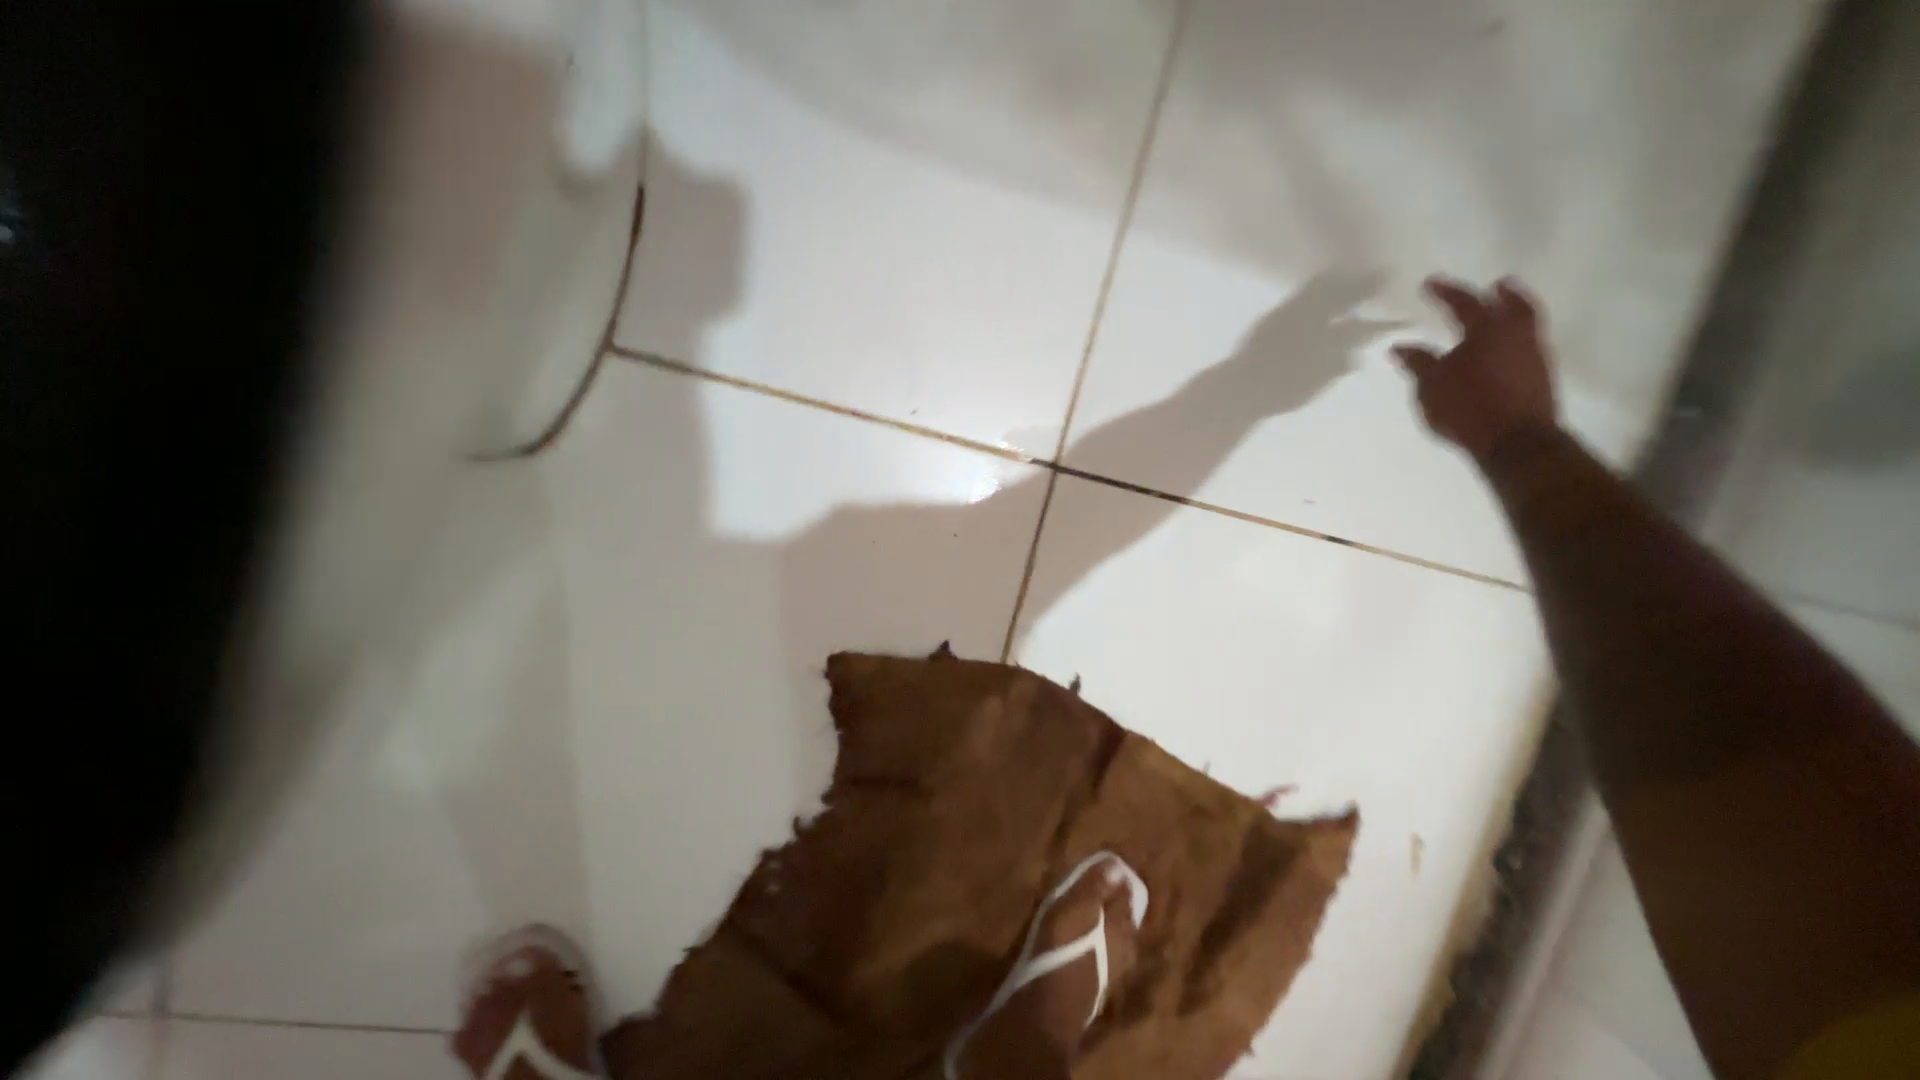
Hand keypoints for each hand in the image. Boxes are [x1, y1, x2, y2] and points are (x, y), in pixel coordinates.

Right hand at [1392, 275, 1558, 460]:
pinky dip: (1516, 342)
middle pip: (1515, 305)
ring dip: (1514, 316)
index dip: (1446, 292)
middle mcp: (1517, 335)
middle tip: (1497, 283)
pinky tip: (1504, 352)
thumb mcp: (1431, 385)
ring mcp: (1535, 356)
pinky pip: (1529, 348)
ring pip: (1526, 325)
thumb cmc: (1468, 407)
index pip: (1464, 302)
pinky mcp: (1542, 379)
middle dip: (1504, 293)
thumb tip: (1400, 347)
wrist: (1516, 442)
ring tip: (1501, 317)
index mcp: (1487, 330)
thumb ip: (1418, 363)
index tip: (1429, 283)